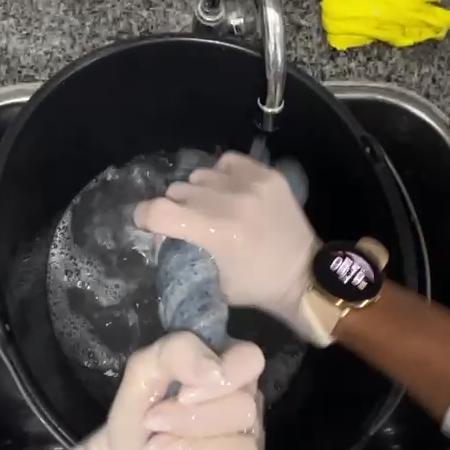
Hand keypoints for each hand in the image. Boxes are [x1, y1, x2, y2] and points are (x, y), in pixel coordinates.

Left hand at [59, 332, 264, 449]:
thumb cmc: (135, 416)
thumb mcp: (143, 372)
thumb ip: (177, 352)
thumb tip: (216, 371)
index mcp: (224, 369)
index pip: (250, 360)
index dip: (226, 376)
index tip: (184, 394)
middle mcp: (243, 403)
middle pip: (244, 409)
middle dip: (189, 421)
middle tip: (154, 424)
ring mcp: (248, 445)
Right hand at [134, 151, 318, 336]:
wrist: (305, 275)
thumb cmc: (256, 286)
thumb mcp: (211, 281)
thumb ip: (182, 255)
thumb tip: (161, 235)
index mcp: (216, 233)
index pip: (158, 211)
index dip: (143, 216)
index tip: (146, 223)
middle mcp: (230, 202)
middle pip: (177, 191)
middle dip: (175, 207)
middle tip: (187, 223)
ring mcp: (251, 184)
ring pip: (200, 175)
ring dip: (199, 192)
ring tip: (212, 208)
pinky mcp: (266, 174)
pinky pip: (226, 162)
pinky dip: (221, 176)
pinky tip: (229, 192)